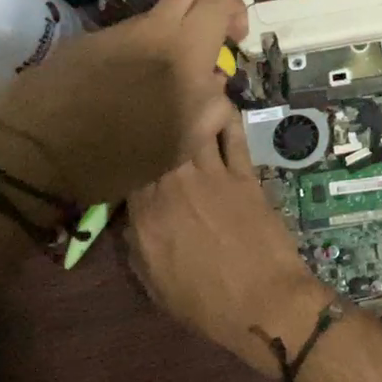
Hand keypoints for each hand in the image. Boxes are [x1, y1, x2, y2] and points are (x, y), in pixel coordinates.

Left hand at [0, 0, 246, 208]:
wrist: (35, 155)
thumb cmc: (117, 158)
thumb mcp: (183, 144)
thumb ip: (213, 106)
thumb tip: (215, 81)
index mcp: (183, 52)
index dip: (235, 12)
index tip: (234, 41)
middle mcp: (152, 30)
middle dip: (208, 7)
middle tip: (209, 41)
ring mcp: (116, 31)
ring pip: (158, 13)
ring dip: (172, 32)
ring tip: (164, 74)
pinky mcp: (87, 40)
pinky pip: (126, 33)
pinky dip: (139, 49)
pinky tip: (126, 85)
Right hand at [126, 115, 333, 374]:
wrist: (263, 303)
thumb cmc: (204, 303)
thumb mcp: (153, 280)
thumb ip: (135, 240)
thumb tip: (127, 211)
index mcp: (145, 213)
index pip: (124, 163)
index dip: (120, 143)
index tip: (118, 128)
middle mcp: (173, 184)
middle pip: (156, 135)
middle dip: (150, 112)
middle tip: (145, 92)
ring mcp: (212, 174)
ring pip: (193, 124)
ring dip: (189, 100)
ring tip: (184, 78)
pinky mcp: (245, 174)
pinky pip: (232, 134)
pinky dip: (225, 116)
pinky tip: (220, 101)